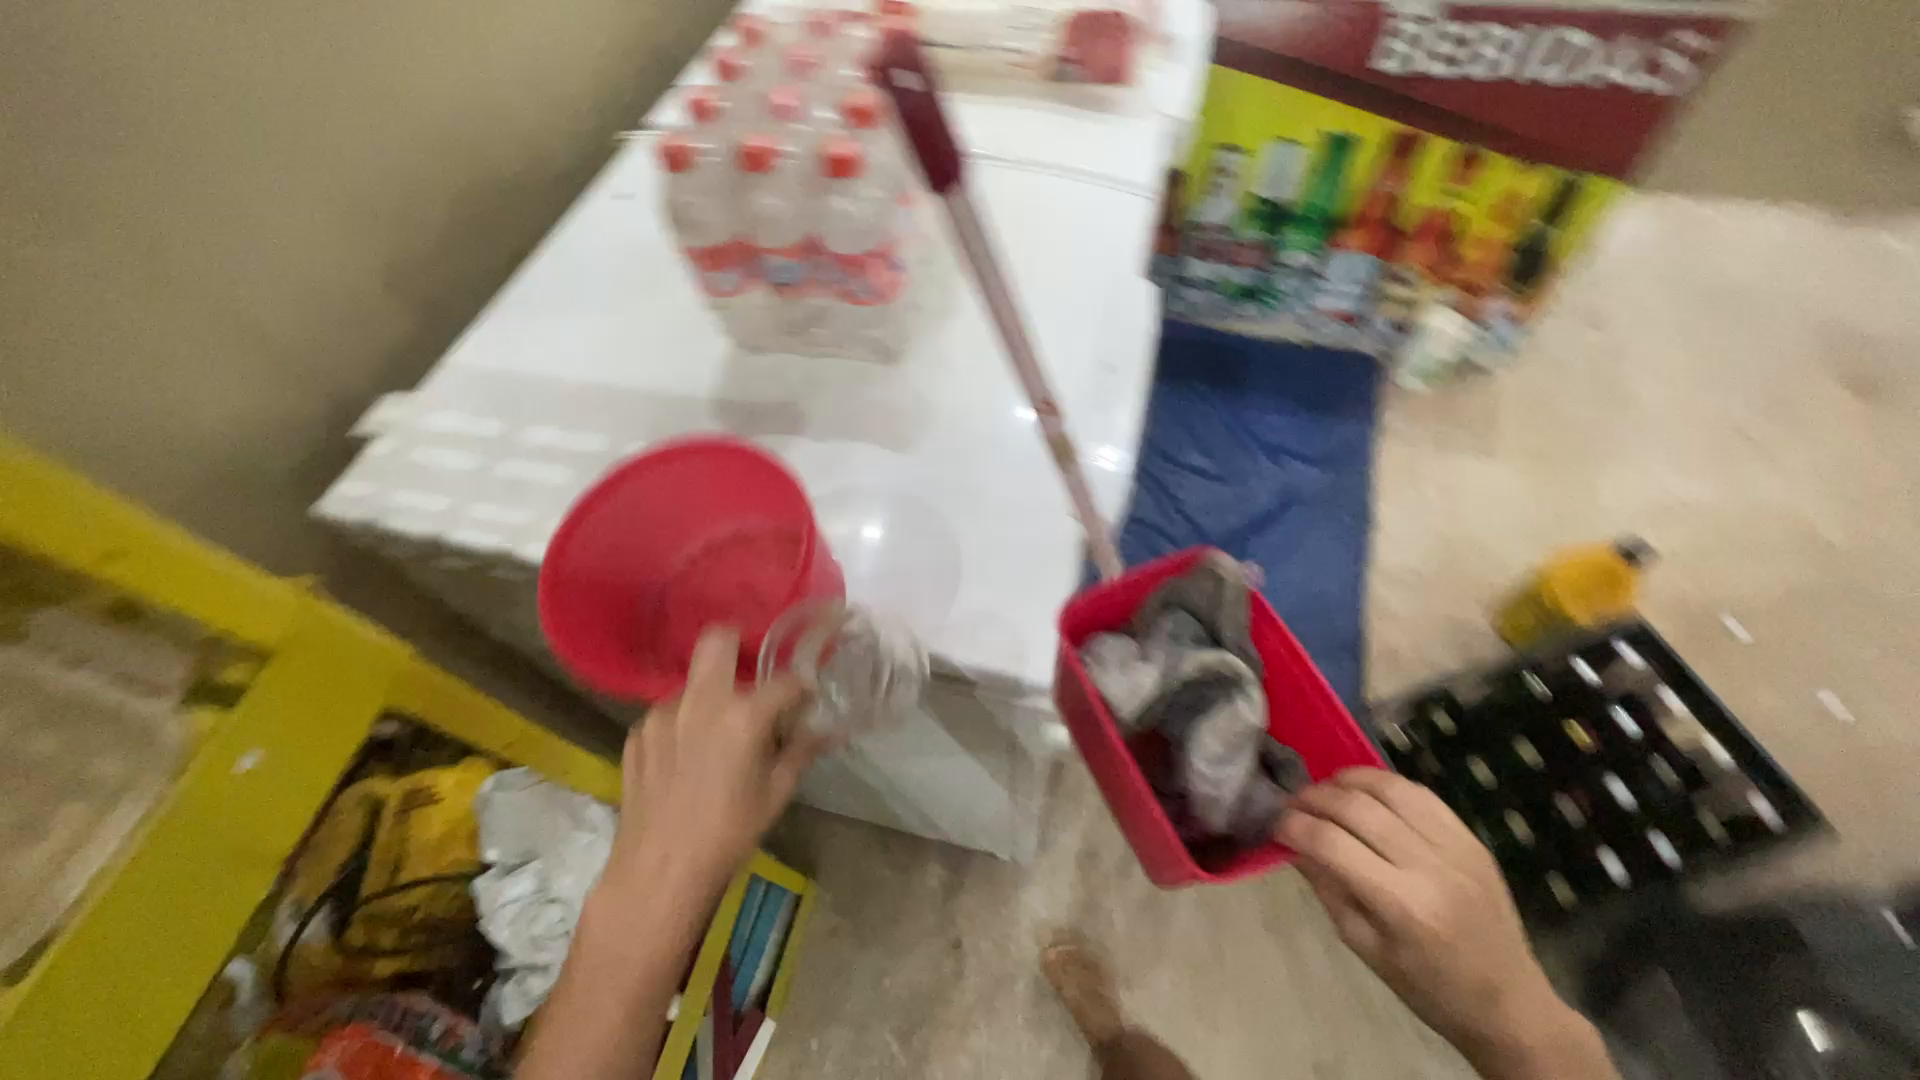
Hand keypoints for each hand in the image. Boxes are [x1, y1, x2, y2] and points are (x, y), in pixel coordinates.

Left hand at [602, 627, 831, 904]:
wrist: (659, 870)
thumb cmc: (729, 833)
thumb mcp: (776, 794)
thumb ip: (802, 751)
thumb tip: (830, 731)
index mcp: (743, 715)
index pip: (785, 681)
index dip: (801, 687)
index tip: (805, 698)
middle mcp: (700, 701)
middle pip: (718, 640)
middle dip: (739, 643)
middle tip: (753, 672)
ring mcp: (661, 714)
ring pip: (693, 684)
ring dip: (712, 696)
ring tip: (719, 734)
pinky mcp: (637, 732)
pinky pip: (669, 714)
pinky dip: (685, 724)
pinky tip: (689, 759)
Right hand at [1278, 768, 1614, 1079]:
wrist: (1509, 1004)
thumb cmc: (1428, 988)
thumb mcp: (1364, 946)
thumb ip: (1327, 887)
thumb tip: (1292, 842)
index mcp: (1402, 906)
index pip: (1330, 843)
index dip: (1292, 825)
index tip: (1274, 824)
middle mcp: (1431, 867)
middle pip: (1356, 808)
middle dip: (1313, 798)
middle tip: (1292, 804)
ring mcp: (1457, 848)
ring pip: (1389, 788)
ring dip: (1346, 781)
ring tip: (1325, 791)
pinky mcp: (1472, 839)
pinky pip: (1421, 793)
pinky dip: (1384, 784)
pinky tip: (1364, 793)